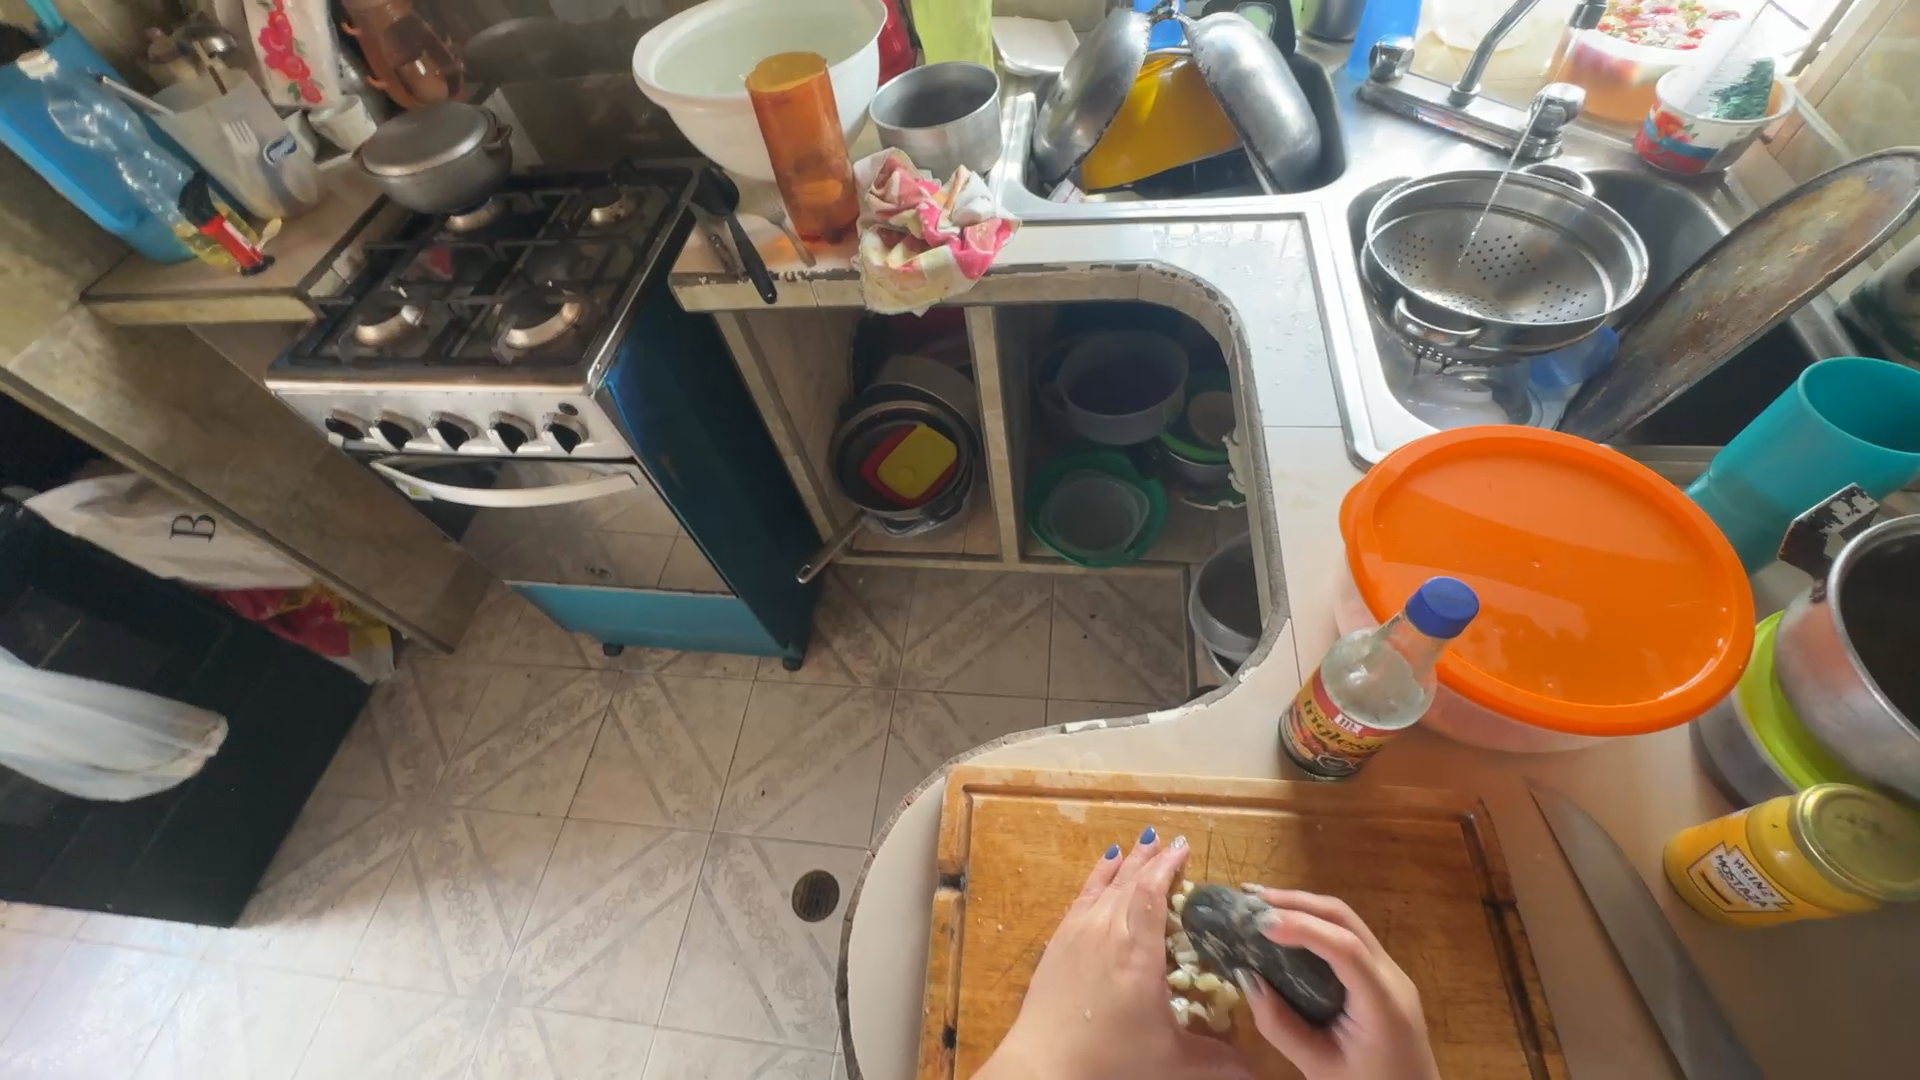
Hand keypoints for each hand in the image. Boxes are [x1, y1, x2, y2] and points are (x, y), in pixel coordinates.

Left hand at [975, 828, 1250, 1079]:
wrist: (1044, 1067)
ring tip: (1142, 843)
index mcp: (1138, 951)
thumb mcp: (1174, 1064)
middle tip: (1170, 842)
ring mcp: (1079, 930)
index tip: (1183, 847)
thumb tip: (1258, 1069)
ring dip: (1127, 863)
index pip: (1154, 893)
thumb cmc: (1112, 1062)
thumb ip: (1219, 1060)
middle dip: (1152, 859)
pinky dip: (1098, 875)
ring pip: (1107, 884)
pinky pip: (1084, 895)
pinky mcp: (1060, 939)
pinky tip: (1105, 864)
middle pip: (1131, 881)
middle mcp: (1107, 930)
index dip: (1168, 867)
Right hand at [1237, 889, 1439, 1079]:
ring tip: (1260, 903)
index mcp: (1384, 1005)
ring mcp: (1390, 971)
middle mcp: (1392, 977)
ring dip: (1302, 905)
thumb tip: (1244, 974)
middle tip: (1250, 899)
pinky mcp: (1380, 972)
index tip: (1260, 923)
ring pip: (1345, 919)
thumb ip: (1280, 1025)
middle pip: (1345, 919)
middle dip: (1296, 903)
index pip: (1345, 948)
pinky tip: (1285, 922)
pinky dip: (1312, 919)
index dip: (1302, 927)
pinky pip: (1346, 933)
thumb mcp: (1318, 1069)